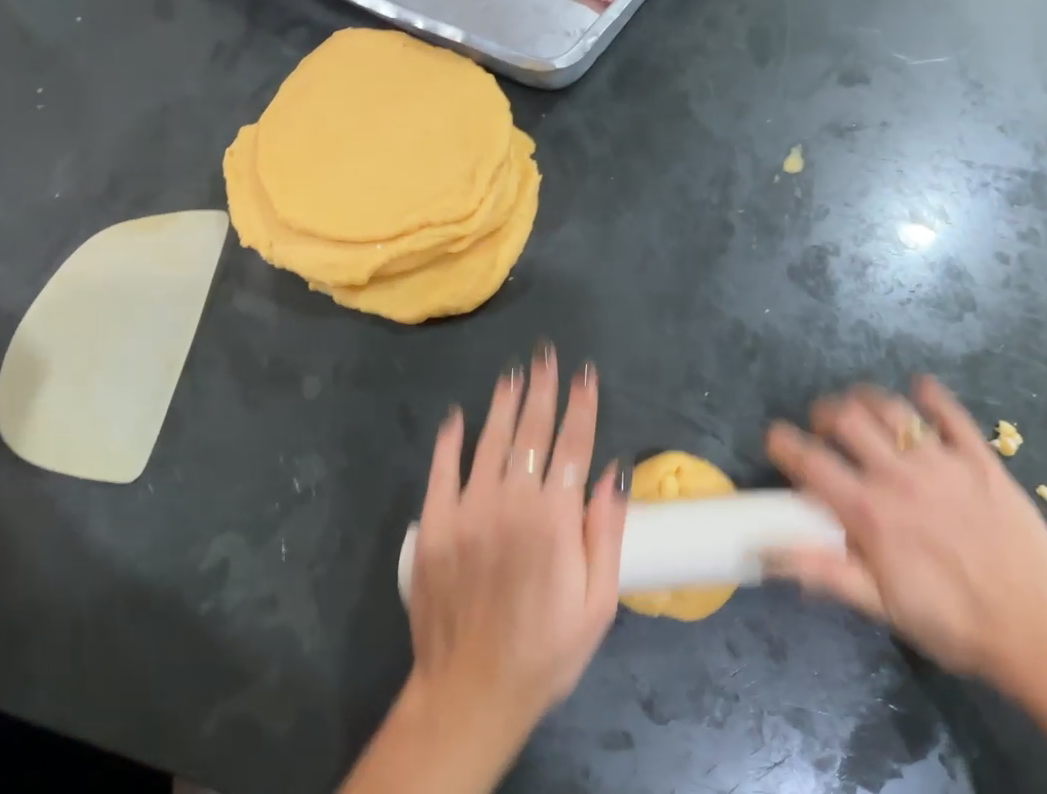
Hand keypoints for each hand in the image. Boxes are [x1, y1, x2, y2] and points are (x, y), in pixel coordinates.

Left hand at [404, 344, 628, 741]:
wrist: (471, 692)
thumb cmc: (547, 651)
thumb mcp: (598, 603)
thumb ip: (605, 534)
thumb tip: (612, 474)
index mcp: (555, 521)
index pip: (574, 447)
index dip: (582, 406)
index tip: (587, 374)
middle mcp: (511, 504)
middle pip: (532, 434)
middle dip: (543, 390)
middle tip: (547, 355)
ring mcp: (467, 512)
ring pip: (490, 443)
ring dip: (504, 404)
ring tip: (514, 373)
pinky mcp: (434, 527)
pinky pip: (442, 472)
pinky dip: (450, 442)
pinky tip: (458, 416)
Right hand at [765, 376, 1046, 694]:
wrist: (1033, 625)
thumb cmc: (951, 622)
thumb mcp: (881, 606)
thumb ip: (825, 571)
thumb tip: (768, 551)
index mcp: (870, 513)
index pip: (812, 465)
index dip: (786, 445)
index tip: (775, 437)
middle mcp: (900, 477)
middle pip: (848, 422)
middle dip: (825, 415)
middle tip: (821, 425)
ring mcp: (943, 463)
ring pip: (893, 411)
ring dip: (868, 400)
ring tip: (859, 404)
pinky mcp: (981, 461)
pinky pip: (952, 416)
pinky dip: (932, 397)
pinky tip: (922, 388)